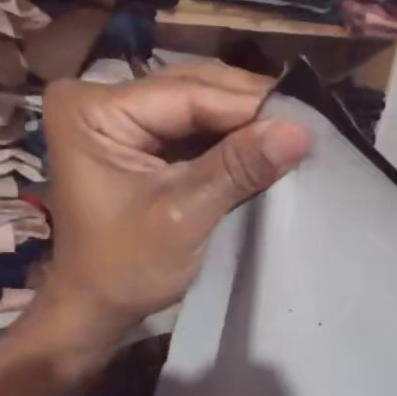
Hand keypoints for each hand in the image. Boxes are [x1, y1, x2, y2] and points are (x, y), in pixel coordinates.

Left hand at [40, 64, 311, 330]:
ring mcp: (116, 115)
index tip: (304, 114)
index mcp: (92, 110)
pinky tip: (262, 140)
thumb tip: (300, 131)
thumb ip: (237, 168)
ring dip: (241, 119)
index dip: (248, 104)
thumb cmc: (125, 268)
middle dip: (247, 107)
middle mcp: (99, 99)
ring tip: (291, 127)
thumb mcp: (183, 216)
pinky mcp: (134, 136)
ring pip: (195, 103)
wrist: (93, 306)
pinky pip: (189, 124)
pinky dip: (226, 135)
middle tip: (304, 119)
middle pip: (190, 90)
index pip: (185, 94)